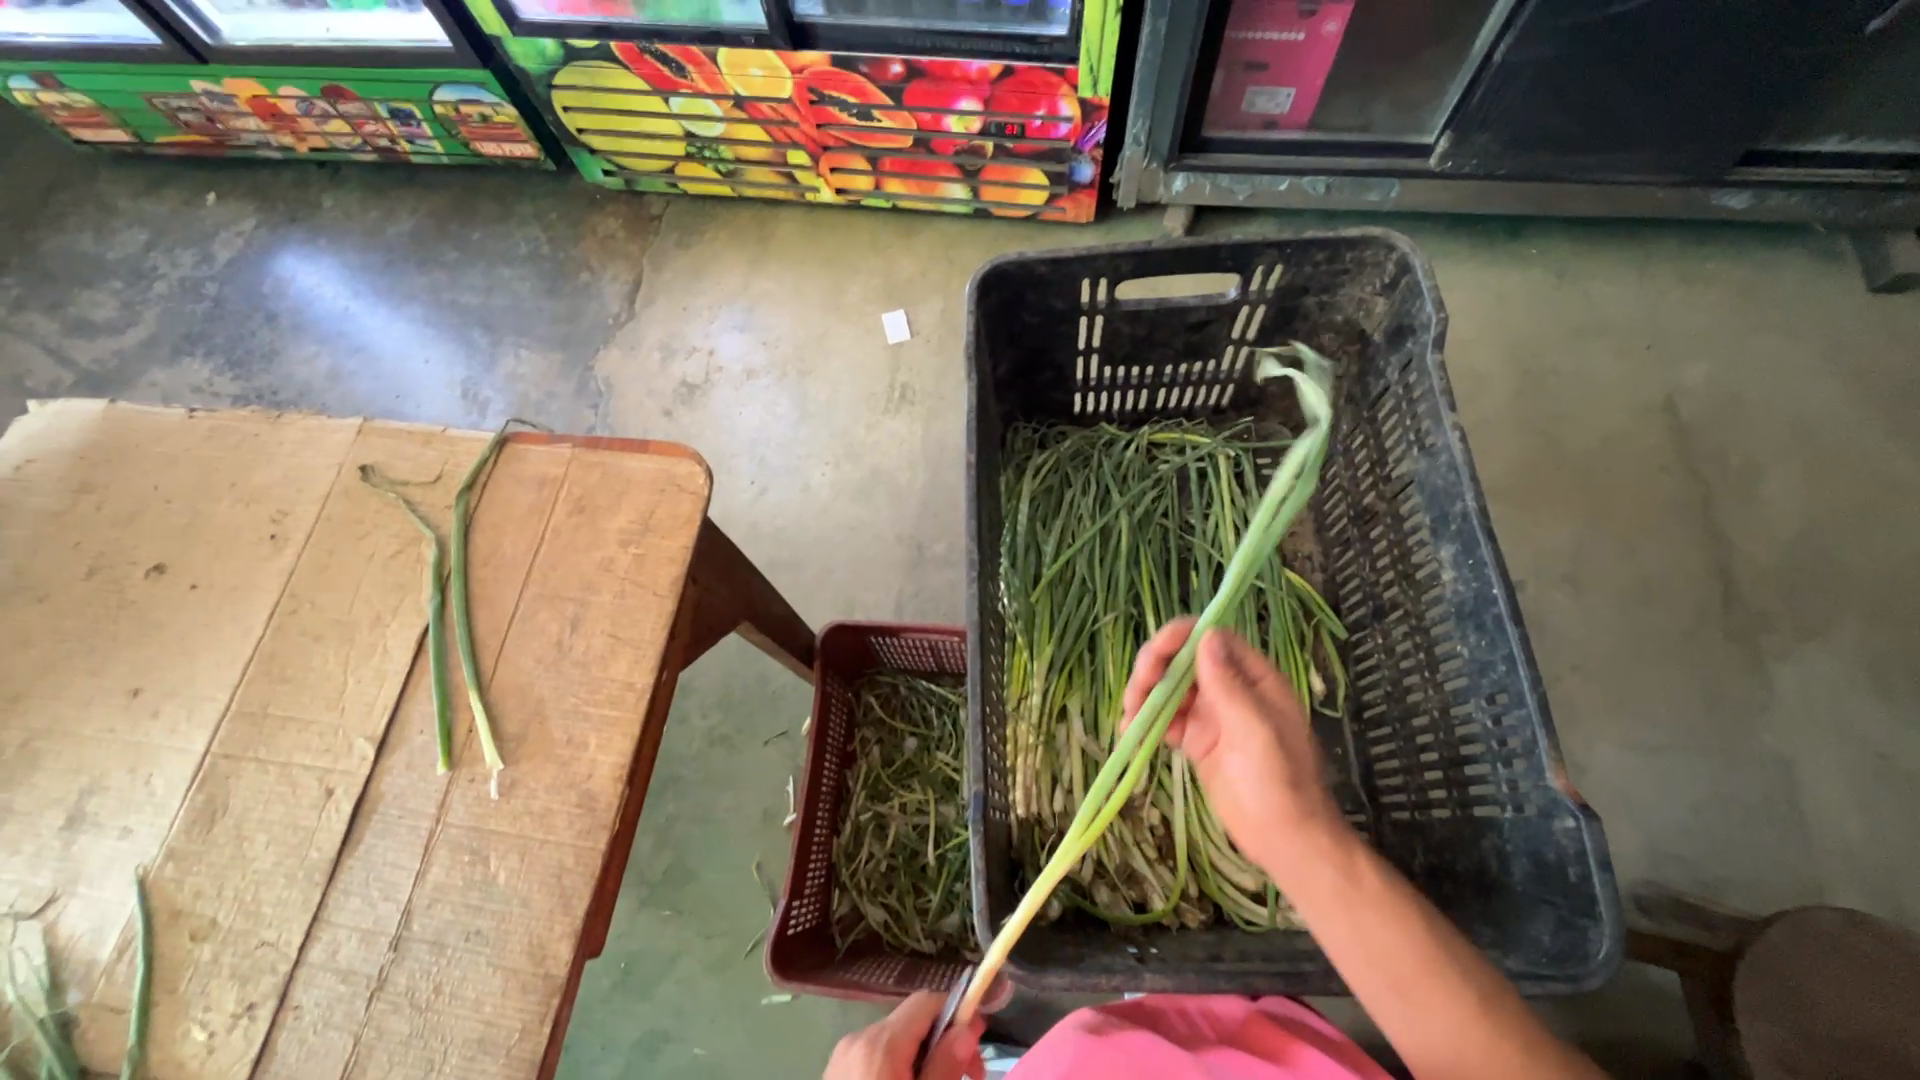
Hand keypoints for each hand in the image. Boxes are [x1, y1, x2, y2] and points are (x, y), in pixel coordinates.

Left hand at [823, 992, 983, 1079]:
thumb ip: (945, 1065)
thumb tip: (968, 1028)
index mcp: (880, 1043)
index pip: (927, 1001)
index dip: (958, 1014)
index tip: (978, 1045)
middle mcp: (858, 1039)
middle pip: (912, 1022)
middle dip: (944, 1044)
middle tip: (969, 1079)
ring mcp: (842, 1058)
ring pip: (895, 1041)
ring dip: (923, 1059)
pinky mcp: (835, 1076)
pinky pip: (875, 1058)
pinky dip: (898, 1069)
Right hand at [1122, 618, 1348, 872]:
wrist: (1286, 841)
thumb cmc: (1281, 782)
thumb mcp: (1255, 729)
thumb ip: (1228, 684)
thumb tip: (1205, 635)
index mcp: (1255, 679)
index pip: (1214, 640)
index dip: (1182, 638)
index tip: (1156, 651)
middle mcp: (1231, 691)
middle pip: (1184, 661)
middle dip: (1156, 668)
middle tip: (1137, 691)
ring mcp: (1212, 717)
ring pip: (1170, 689)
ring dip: (1145, 695)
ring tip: (1129, 716)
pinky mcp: (1197, 742)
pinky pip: (1165, 720)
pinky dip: (1145, 721)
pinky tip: (1129, 730)